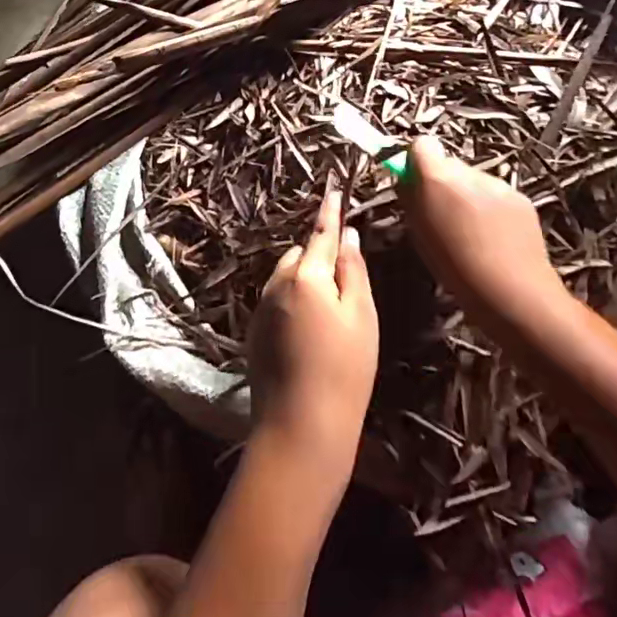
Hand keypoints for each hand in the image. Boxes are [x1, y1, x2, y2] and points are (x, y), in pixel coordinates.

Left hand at [247, 189, 377, 457]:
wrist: (301, 426)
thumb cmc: (345, 370)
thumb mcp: (362, 317)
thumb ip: (353, 271)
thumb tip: (347, 236)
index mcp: (306, 275)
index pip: (321, 232)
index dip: (330, 210)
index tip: (334, 189)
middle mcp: (277, 284)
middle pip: (301, 254)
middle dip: (319, 251)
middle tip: (345, 271)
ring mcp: (261, 308)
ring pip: (286, 276)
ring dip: (305, 276)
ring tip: (329, 303)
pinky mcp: (254, 331)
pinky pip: (276, 299)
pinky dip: (293, 299)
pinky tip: (309, 328)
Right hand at [401, 137, 566, 326]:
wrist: (511, 292)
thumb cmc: (455, 268)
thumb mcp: (419, 233)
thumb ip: (411, 198)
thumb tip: (406, 178)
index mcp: (437, 180)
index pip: (421, 144)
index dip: (416, 161)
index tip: (415, 184)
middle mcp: (468, 173)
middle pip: (449, 163)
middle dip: (443, 181)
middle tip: (441, 213)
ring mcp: (498, 183)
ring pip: (473, 179)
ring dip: (467, 194)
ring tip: (470, 230)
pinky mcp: (520, 196)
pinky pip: (496, 193)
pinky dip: (490, 207)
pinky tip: (493, 235)